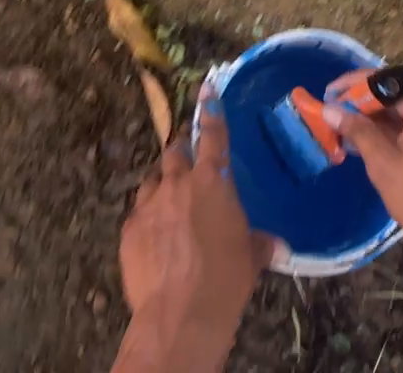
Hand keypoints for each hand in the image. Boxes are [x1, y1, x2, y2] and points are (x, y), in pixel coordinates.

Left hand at [114, 89, 279, 370]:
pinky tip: (154, 237)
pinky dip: (147, 217)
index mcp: (212, 181)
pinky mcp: (128, 230)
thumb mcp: (250, 256)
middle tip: (188, 162)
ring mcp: (149, 205)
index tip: (207, 88)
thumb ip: (259, 241)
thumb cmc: (225, 280)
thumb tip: (274, 243)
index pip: (213, 135)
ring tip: (169, 202)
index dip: (210, 109)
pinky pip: (138, 213)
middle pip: (175, 152)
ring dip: (162, 185)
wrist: (180, 316)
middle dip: (181, 152)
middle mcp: (178, 183)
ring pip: (152, 180)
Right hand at [322, 73, 402, 255]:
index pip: (381, 81)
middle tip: (337, 115)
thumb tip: (330, 109)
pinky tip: (378, 143)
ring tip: (351, 131)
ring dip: (380, 117)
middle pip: (396, 92)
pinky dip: (399, 127)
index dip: (351, 86)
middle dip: (364, 102)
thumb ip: (358, 131)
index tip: (328, 95)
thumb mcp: (383, 164)